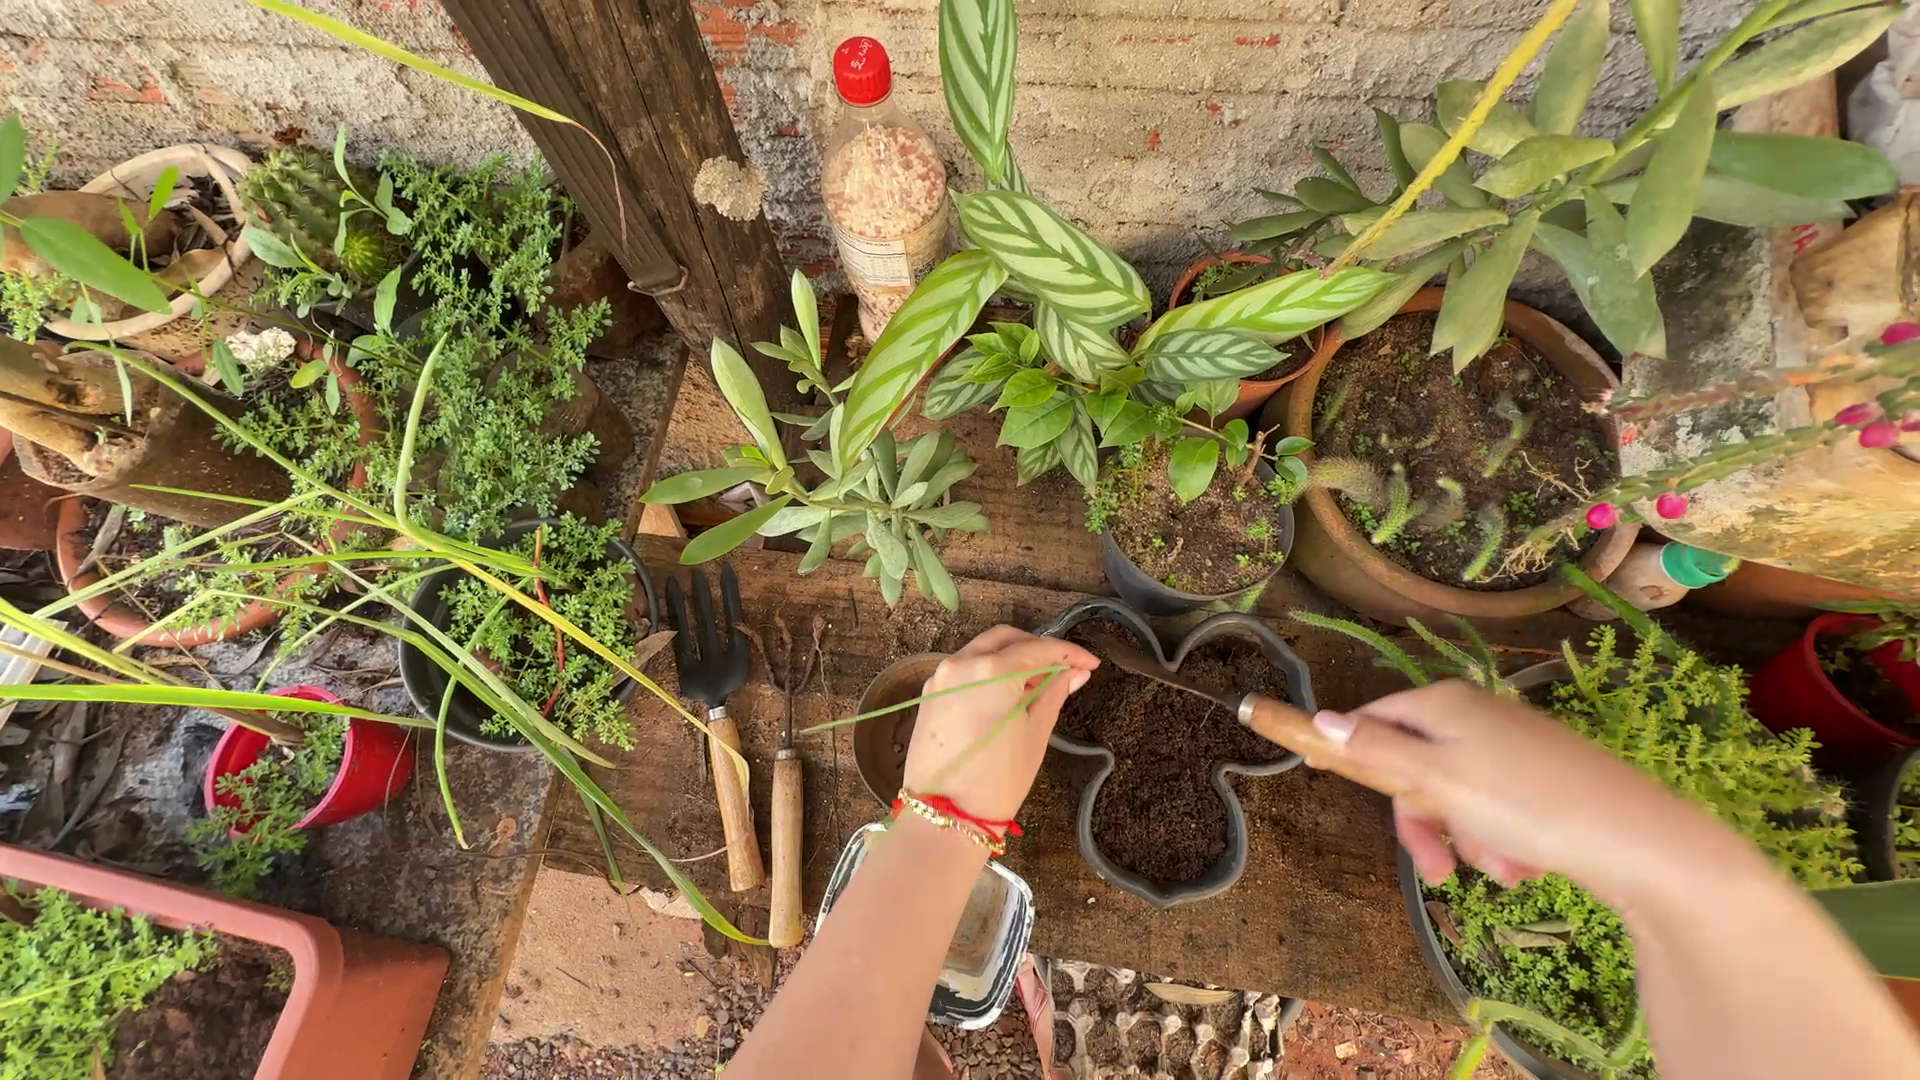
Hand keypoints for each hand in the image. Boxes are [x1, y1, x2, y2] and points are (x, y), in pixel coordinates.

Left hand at [901, 626, 1098, 821]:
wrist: (947, 814)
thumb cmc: (999, 778)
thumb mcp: (1036, 733)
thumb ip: (1055, 692)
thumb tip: (1075, 672)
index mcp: (992, 670)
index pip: (1039, 648)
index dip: (1069, 653)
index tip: (1090, 663)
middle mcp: (962, 662)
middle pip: (1006, 639)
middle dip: (1037, 648)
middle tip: (1063, 669)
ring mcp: (941, 676)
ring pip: (982, 650)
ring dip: (1012, 658)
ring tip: (1037, 685)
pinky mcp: (930, 693)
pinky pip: (965, 668)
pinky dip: (989, 672)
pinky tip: (1006, 695)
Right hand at [1309, 680, 1740, 900]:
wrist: (1651, 847)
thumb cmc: (1525, 804)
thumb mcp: (1435, 778)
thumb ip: (1374, 748)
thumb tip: (1319, 719)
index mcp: (1443, 703)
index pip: (1371, 716)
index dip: (1346, 747)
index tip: (1323, 776)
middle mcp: (1475, 715)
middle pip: (1413, 763)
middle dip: (1421, 819)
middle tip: (1434, 868)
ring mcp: (1513, 746)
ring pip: (1454, 792)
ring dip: (1465, 837)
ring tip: (1500, 870)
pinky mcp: (1545, 777)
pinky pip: (1495, 805)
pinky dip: (1499, 838)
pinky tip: (1525, 865)